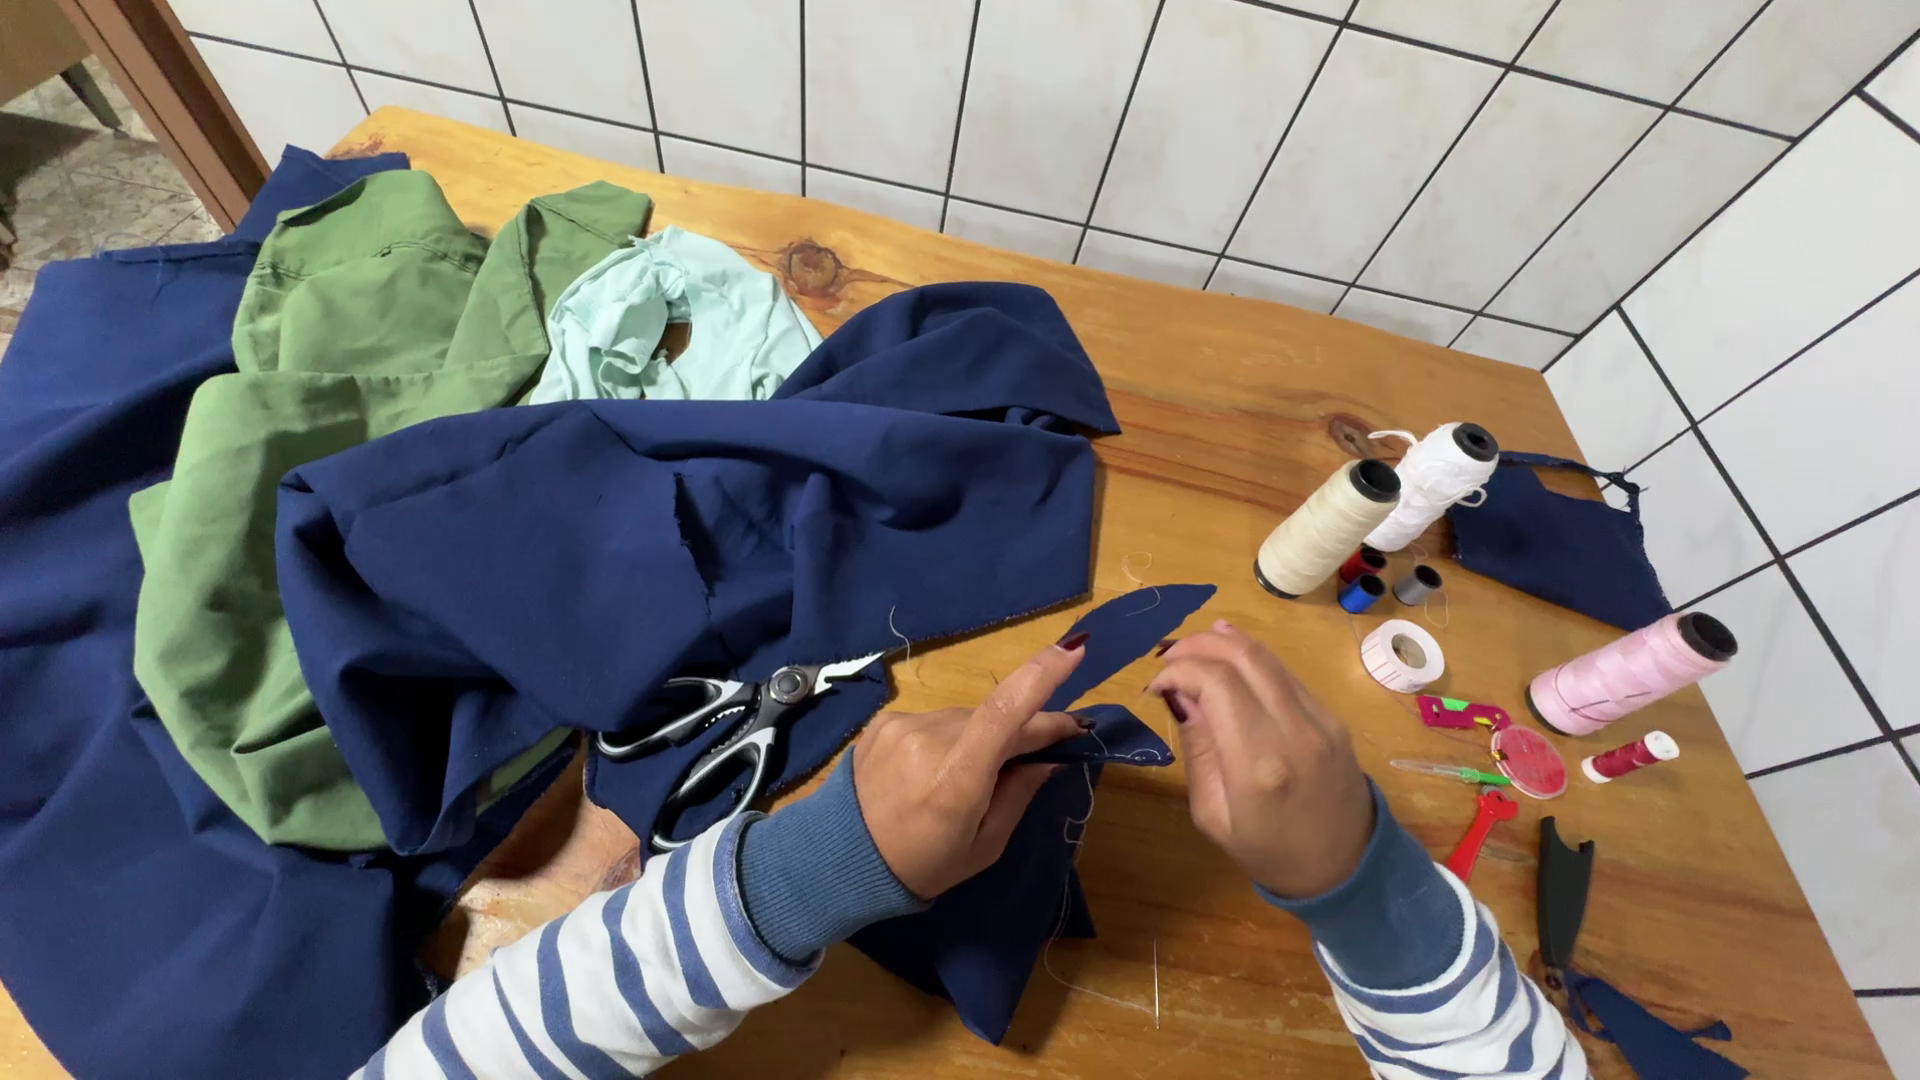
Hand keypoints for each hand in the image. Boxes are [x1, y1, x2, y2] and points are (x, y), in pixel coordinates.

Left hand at [851, 636, 1089, 898]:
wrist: (840, 858)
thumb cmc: (923, 864)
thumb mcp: (984, 846)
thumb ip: (1020, 793)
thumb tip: (1052, 754)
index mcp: (956, 780)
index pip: (1004, 713)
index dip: (1041, 677)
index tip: (1074, 650)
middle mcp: (929, 740)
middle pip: (995, 718)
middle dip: (1027, 728)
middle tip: (1055, 741)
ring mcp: (902, 724)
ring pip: (965, 718)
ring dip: (981, 736)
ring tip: (967, 775)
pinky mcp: (884, 719)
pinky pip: (934, 721)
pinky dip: (946, 737)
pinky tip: (931, 767)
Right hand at [1147, 620, 1374, 897]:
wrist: (1347, 869)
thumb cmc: (1268, 851)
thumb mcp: (1212, 814)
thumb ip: (1197, 748)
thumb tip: (1179, 695)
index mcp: (1258, 763)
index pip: (1214, 684)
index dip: (1178, 671)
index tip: (1155, 685)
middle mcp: (1293, 731)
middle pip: (1241, 657)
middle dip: (1197, 646)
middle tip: (1168, 657)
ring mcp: (1319, 721)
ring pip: (1266, 657)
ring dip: (1223, 644)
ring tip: (1191, 650)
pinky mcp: (1331, 717)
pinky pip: (1284, 673)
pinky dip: (1250, 657)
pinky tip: (1226, 656)